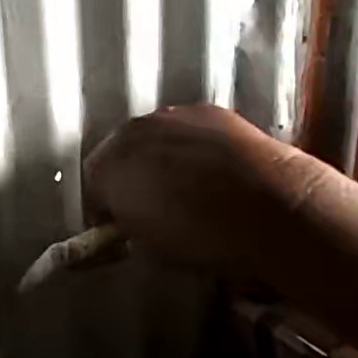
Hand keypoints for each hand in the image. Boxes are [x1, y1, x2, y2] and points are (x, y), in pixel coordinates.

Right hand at [80, 104, 332, 277]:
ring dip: (162, 158)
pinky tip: (213, 171)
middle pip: (119, 155)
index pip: (91, 188)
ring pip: (153, 139)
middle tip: (151, 206)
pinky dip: (195, 146)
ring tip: (187, 188)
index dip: (105, 209)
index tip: (118, 226)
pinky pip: (189, 130)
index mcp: (104, 169)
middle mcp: (127, 134)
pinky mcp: (206, 111)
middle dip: (130, 177)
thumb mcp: (147, 245)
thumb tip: (126, 226)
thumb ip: (124, 228)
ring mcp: (167, 118)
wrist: (266, 207)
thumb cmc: (199, 233)